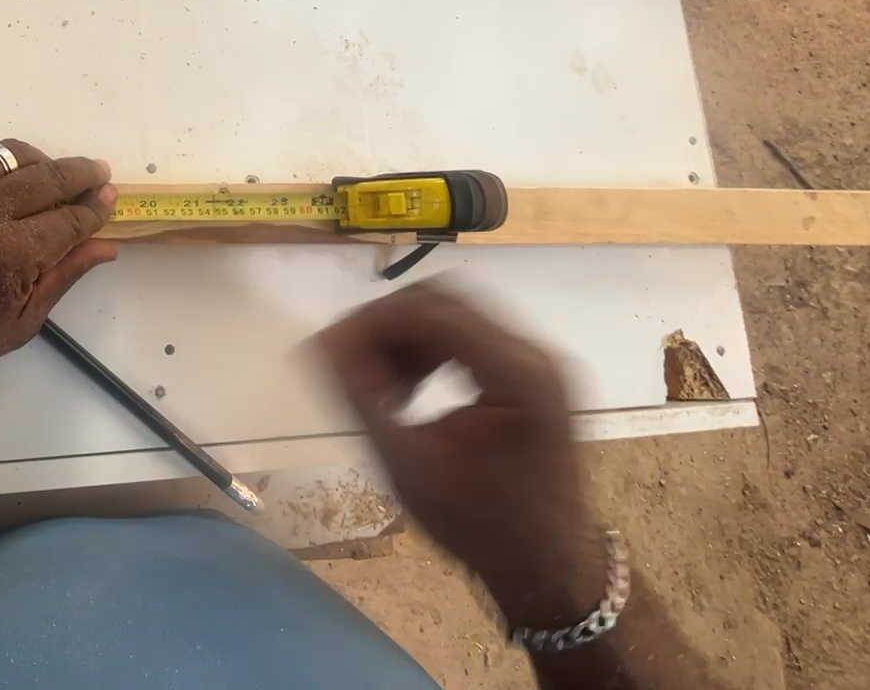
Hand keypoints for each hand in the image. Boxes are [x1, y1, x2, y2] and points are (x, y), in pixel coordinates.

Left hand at [0, 140, 117, 402]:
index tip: (110, 198)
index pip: (69, 218)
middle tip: (99, 173)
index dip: (95, 208)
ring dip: (42, 162)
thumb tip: (106, 246)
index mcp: (8, 256)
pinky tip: (12, 175)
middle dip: (82, 174)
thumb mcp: (17, 324)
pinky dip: (1, 161)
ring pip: (11, 155)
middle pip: (47, 177)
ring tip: (56, 174)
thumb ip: (63, 277)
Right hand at [315, 282, 604, 628]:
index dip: (369, 322)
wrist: (549, 569)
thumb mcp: (406, 464)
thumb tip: (320, 342)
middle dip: (384, 325)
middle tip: (347, 360)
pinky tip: (406, 388)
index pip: (428, 310)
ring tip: (377, 382)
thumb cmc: (480, 528)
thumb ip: (361, 394)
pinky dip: (424, 349)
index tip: (328, 348)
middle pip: (440, 301)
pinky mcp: (528, 372)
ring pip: (449, 312)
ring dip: (402, 337)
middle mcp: (533, 353)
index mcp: (516, 374)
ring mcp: (534, 360)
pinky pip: (464, 334)